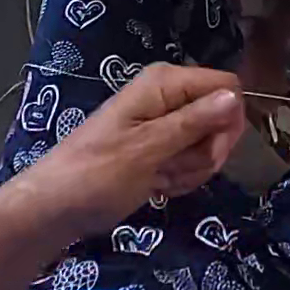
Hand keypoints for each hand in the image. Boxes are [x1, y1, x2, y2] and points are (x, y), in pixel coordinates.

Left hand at [6, 64, 244, 235]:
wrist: (53, 208)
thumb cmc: (96, 174)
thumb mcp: (147, 150)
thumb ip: (193, 122)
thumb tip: (236, 96)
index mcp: (166, 81)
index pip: (227, 86)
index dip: (228, 121)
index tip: (211, 154)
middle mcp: (171, 93)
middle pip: (222, 116)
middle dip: (207, 151)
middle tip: (175, 170)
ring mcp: (167, 118)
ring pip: (210, 141)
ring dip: (192, 168)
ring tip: (159, 179)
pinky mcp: (163, 142)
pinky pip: (193, 157)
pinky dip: (181, 175)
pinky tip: (157, 184)